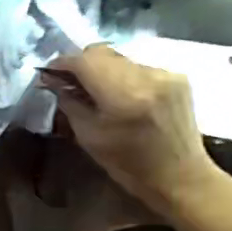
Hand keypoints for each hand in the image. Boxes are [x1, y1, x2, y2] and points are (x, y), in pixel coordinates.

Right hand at [45, 45, 229, 220]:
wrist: (182, 177)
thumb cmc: (130, 166)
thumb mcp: (89, 137)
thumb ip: (70, 103)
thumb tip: (53, 81)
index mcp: (123, 95)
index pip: (84, 61)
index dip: (62, 63)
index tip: (49, 73)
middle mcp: (146, 76)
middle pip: (102, 52)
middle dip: (81, 64)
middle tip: (70, 82)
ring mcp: (164, 73)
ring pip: (120, 58)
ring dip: (103, 69)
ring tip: (98, 90)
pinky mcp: (176, 76)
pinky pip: (138, 66)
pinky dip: (125, 76)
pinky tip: (125, 96)